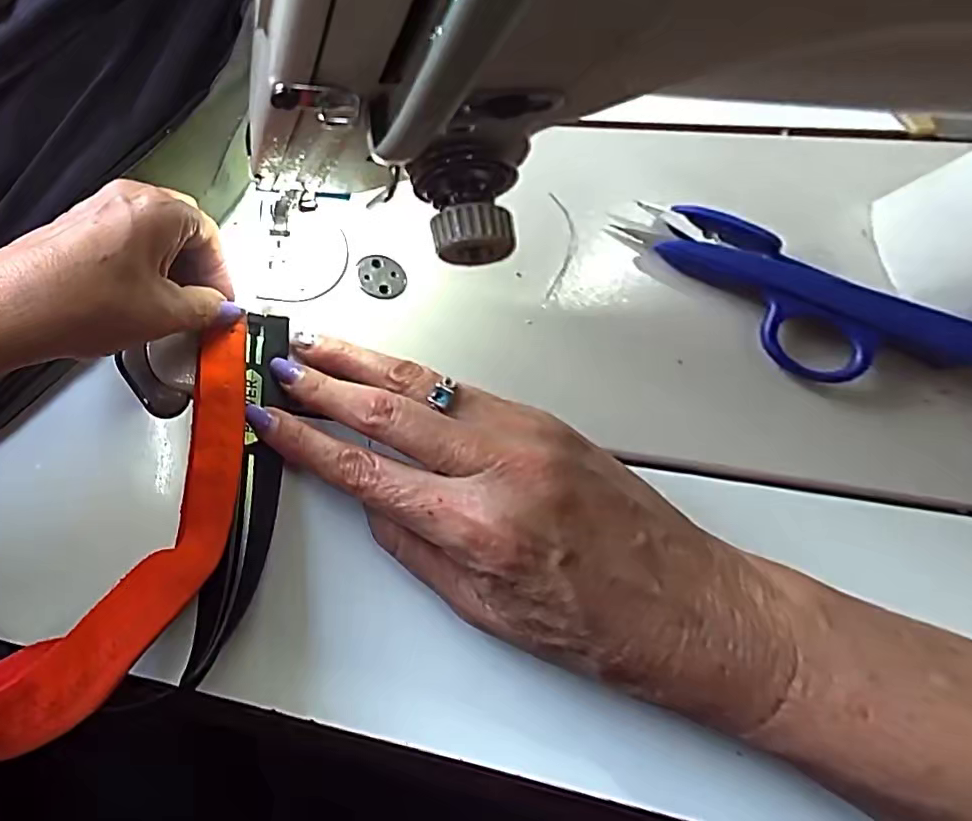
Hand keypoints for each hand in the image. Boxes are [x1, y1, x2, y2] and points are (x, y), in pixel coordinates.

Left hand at [0, 180, 237, 364]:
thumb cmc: (71, 301)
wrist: (5, 309)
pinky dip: (137, 272)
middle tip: (199, 309)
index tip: (222, 305)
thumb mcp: (159, 315)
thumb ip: (204, 309)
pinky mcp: (76, 228)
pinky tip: (128, 305)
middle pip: (183, 233)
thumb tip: (219, 308)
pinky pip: (123, 245)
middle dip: (195, 274)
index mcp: (158, 208)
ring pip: (152, 239)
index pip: (211, 237)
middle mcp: (128, 198)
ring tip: (162, 312)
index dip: (222, 277)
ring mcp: (98, 209)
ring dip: (166, 274)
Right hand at [246, 335, 798, 733]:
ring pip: (420, 382)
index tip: (273, 421)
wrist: (699, 607)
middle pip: (386, 410)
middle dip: (323, 384)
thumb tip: (373, 501)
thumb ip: (416, 547)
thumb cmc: (602, 626)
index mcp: (478, 526)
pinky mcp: (541, 416)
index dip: (307, 442)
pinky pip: (458, 385)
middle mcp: (498, 465)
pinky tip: (381, 364)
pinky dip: (408, 372)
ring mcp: (524, 430)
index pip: (365, 471)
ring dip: (360, 361)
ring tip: (318, 345)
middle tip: (282, 367)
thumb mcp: (486, 611)